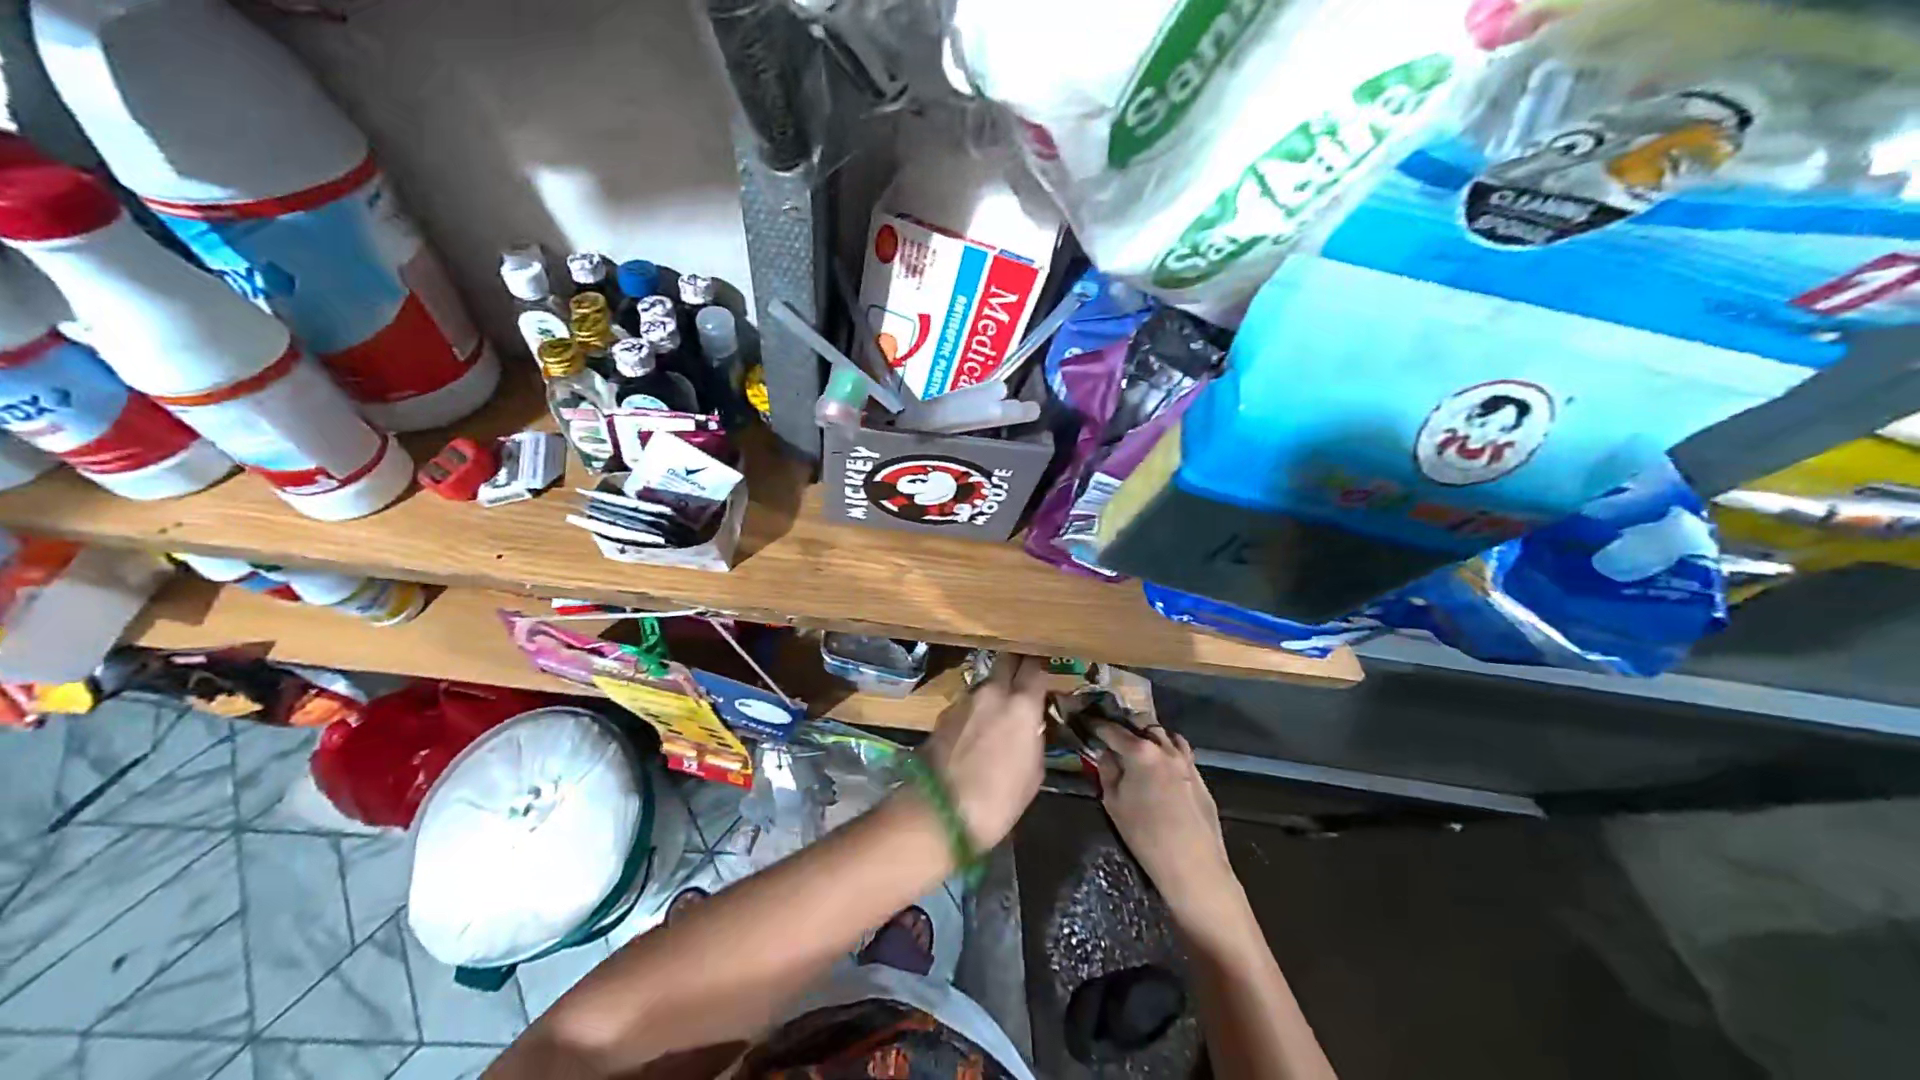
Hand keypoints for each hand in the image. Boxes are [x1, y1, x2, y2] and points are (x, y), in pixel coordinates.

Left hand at [922, 654, 1047, 850]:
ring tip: (999, 712)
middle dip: (1016, 665)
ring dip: (994, 691)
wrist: (940, 812)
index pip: (1035, 667)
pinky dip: (975, 711)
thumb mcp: (1034, 771)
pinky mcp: (942, 715)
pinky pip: (966, 704)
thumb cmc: (999, 799)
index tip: (1048, 671)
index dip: (1042, 667)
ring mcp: (963, 700)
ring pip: (985, 683)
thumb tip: (1031, 725)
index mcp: (1021, 704)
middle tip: (1025, 677)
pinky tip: (975, 731)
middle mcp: (991, 692)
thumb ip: (1034, 737)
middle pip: (1006, 661)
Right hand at [1095, 723, 1241, 925]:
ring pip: (1166, 735)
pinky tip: (1161, 766)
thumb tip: (1106, 754)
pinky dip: (1168, 750)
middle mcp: (1166, 748)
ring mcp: (1186, 761)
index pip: (1113, 730)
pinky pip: (1181, 752)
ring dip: (1150, 736)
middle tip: (1112, 735)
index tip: (1087, 723)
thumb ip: (1107, 771)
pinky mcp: (1200, 776)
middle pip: (1143, 725)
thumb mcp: (1113, 803)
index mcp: (1140, 752)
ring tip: (1139, 747)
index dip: (1097, 725)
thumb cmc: (1145, 835)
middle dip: (1126, 726)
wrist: (1193, 864)